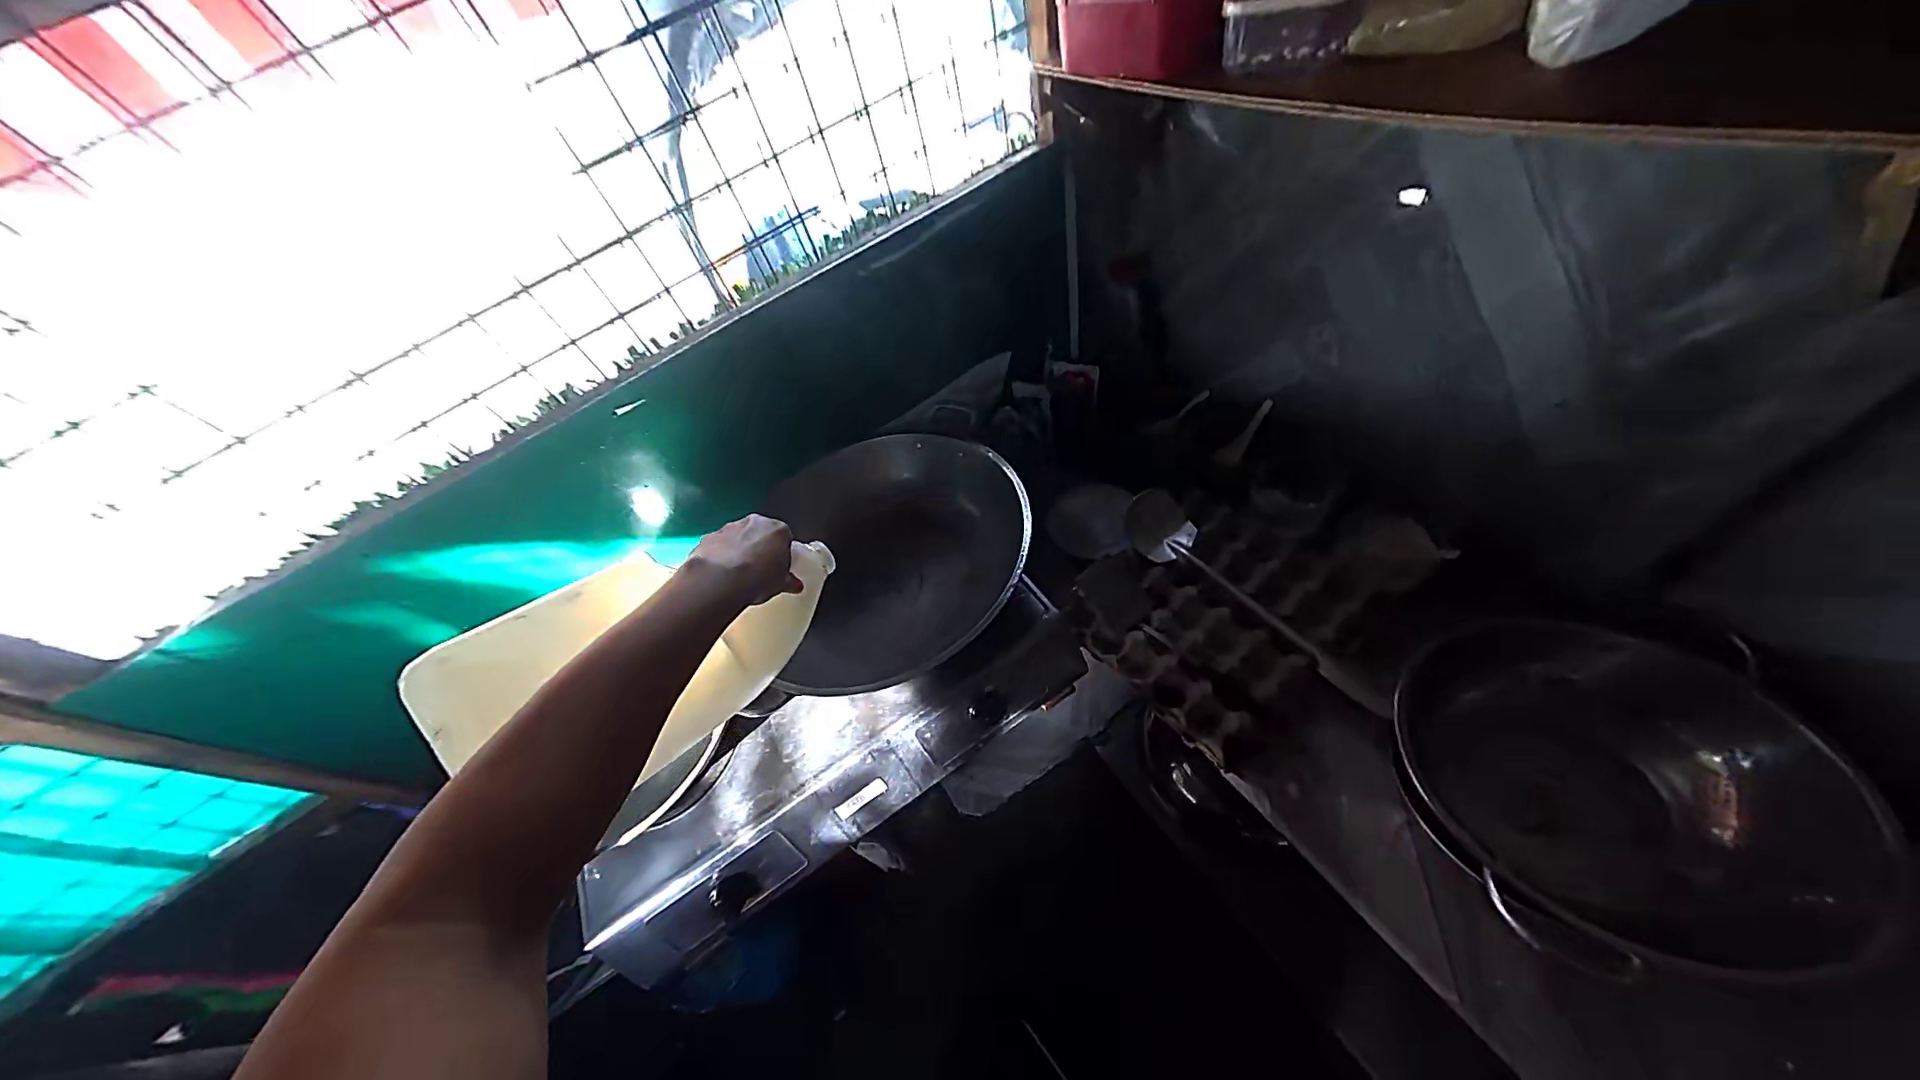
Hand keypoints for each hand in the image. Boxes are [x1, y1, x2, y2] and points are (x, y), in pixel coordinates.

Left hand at [685, 514, 802, 605]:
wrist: (721, 581)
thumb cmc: (758, 578)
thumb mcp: (781, 584)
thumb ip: (789, 580)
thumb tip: (794, 584)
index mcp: (778, 530)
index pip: (784, 537)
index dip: (781, 552)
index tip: (778, 566)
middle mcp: (754, 522)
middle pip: (760, 533)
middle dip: (760, 547)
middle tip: (759, 569)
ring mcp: (729, 528)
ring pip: (738, 537)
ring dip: (739, 550)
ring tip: (738, 574)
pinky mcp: (709, 537)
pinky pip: (718, 545)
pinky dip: (720, 555)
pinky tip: (721, 573)